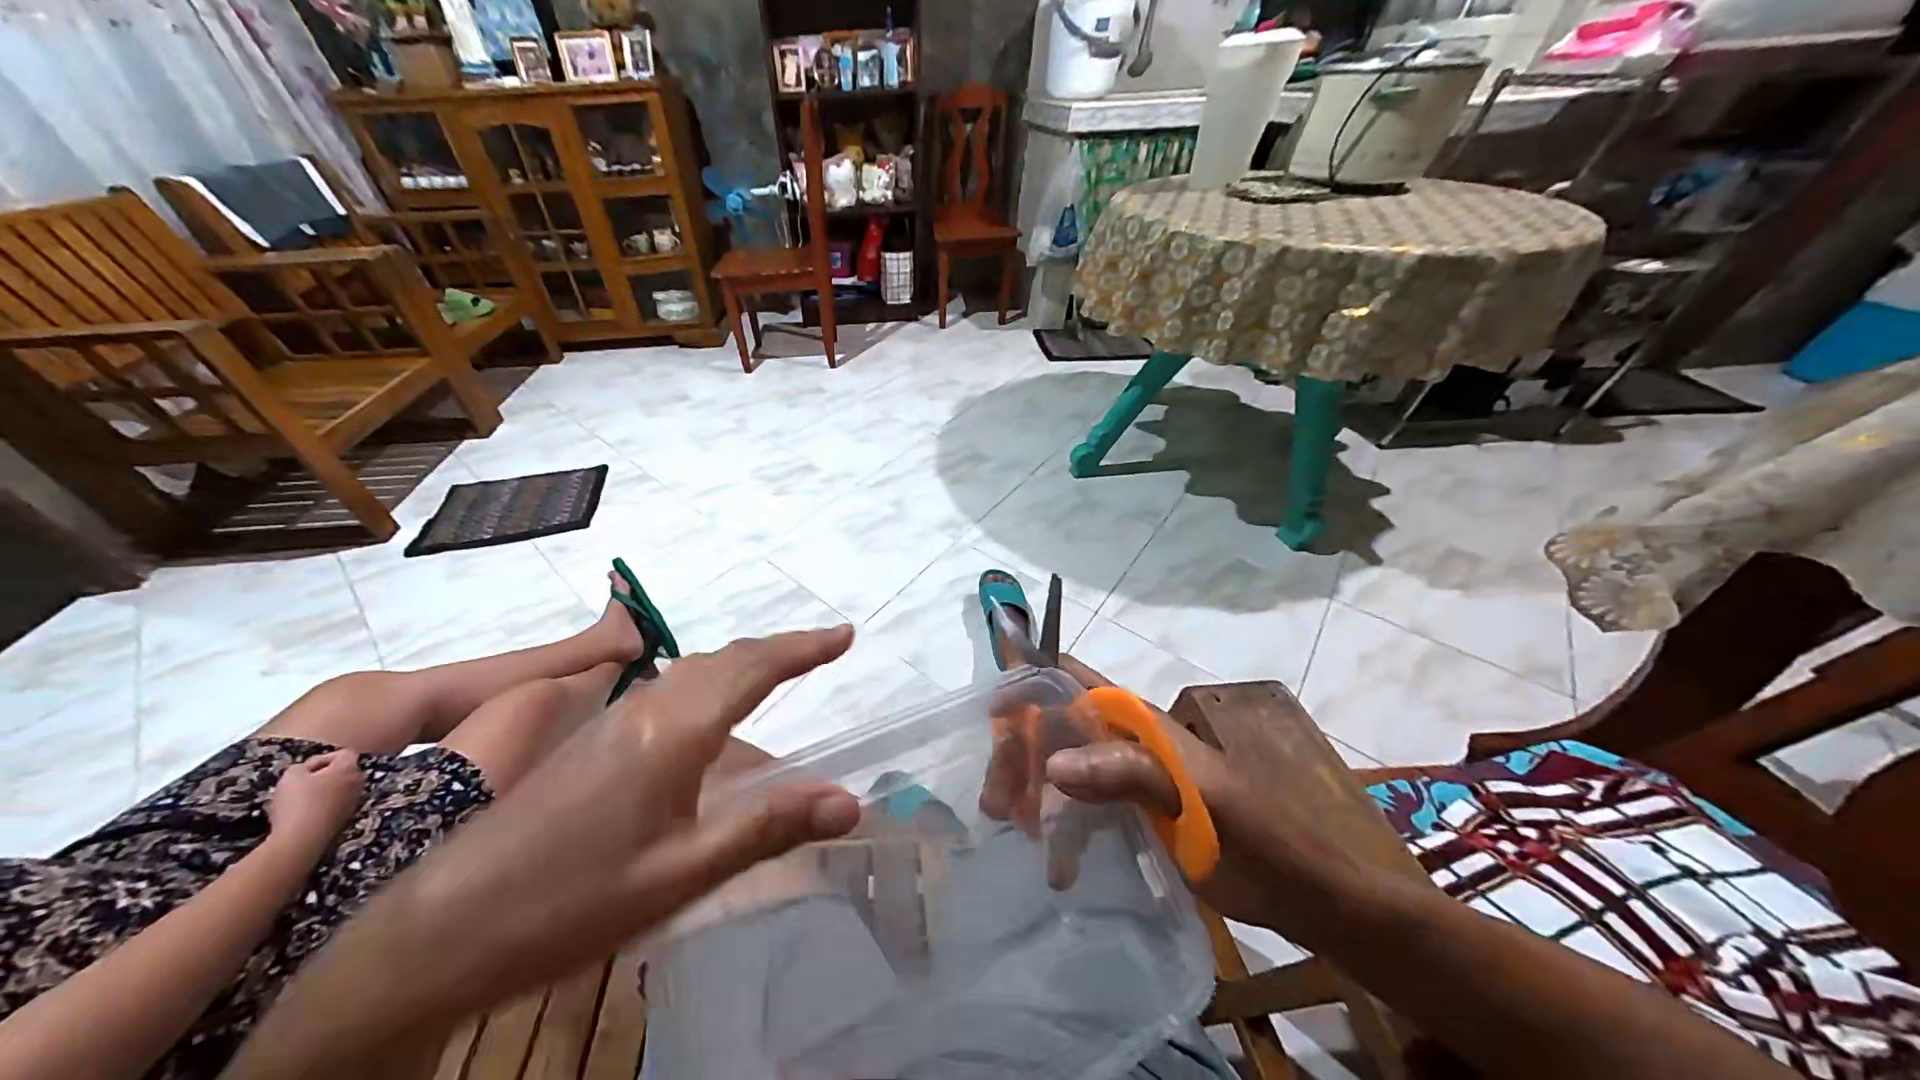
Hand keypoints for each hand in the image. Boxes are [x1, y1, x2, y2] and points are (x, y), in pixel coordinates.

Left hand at [234, 626, 865, 1071]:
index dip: (803, 648)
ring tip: (784, 678)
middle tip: (824, 652)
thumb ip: (768, 827)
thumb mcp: (683, 873)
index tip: (845, 635)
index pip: (753, 669)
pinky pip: (668, 697)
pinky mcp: (592, 743)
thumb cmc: (572, 901)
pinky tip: (716, 730)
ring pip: (693, 674)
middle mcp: (644, 711)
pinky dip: (711, 691)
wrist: (443, 928)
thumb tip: (850, 803)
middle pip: (724, 660)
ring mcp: (613, 723)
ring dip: (744, 667)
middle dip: (779, 651)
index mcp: (673, 733)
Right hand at [1011, 656, 1371, 937]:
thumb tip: (1054, 766)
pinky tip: (1055, 867)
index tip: (992, 714)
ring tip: (1014, 831)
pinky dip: (1058, 831)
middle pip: (1053, 728)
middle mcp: (1123, 742)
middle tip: (997, 804)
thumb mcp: (1195, 797)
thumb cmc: (1251, 831)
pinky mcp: (1130, 817)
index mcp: (1136, 720)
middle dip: (1019, 754)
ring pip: (1058, 769)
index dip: (1029, 682)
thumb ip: (1128, 773)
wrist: (1299, 889)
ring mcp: (1124, 780)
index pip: (1070, 680)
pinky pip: (1077, 812)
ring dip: (1031, 793)